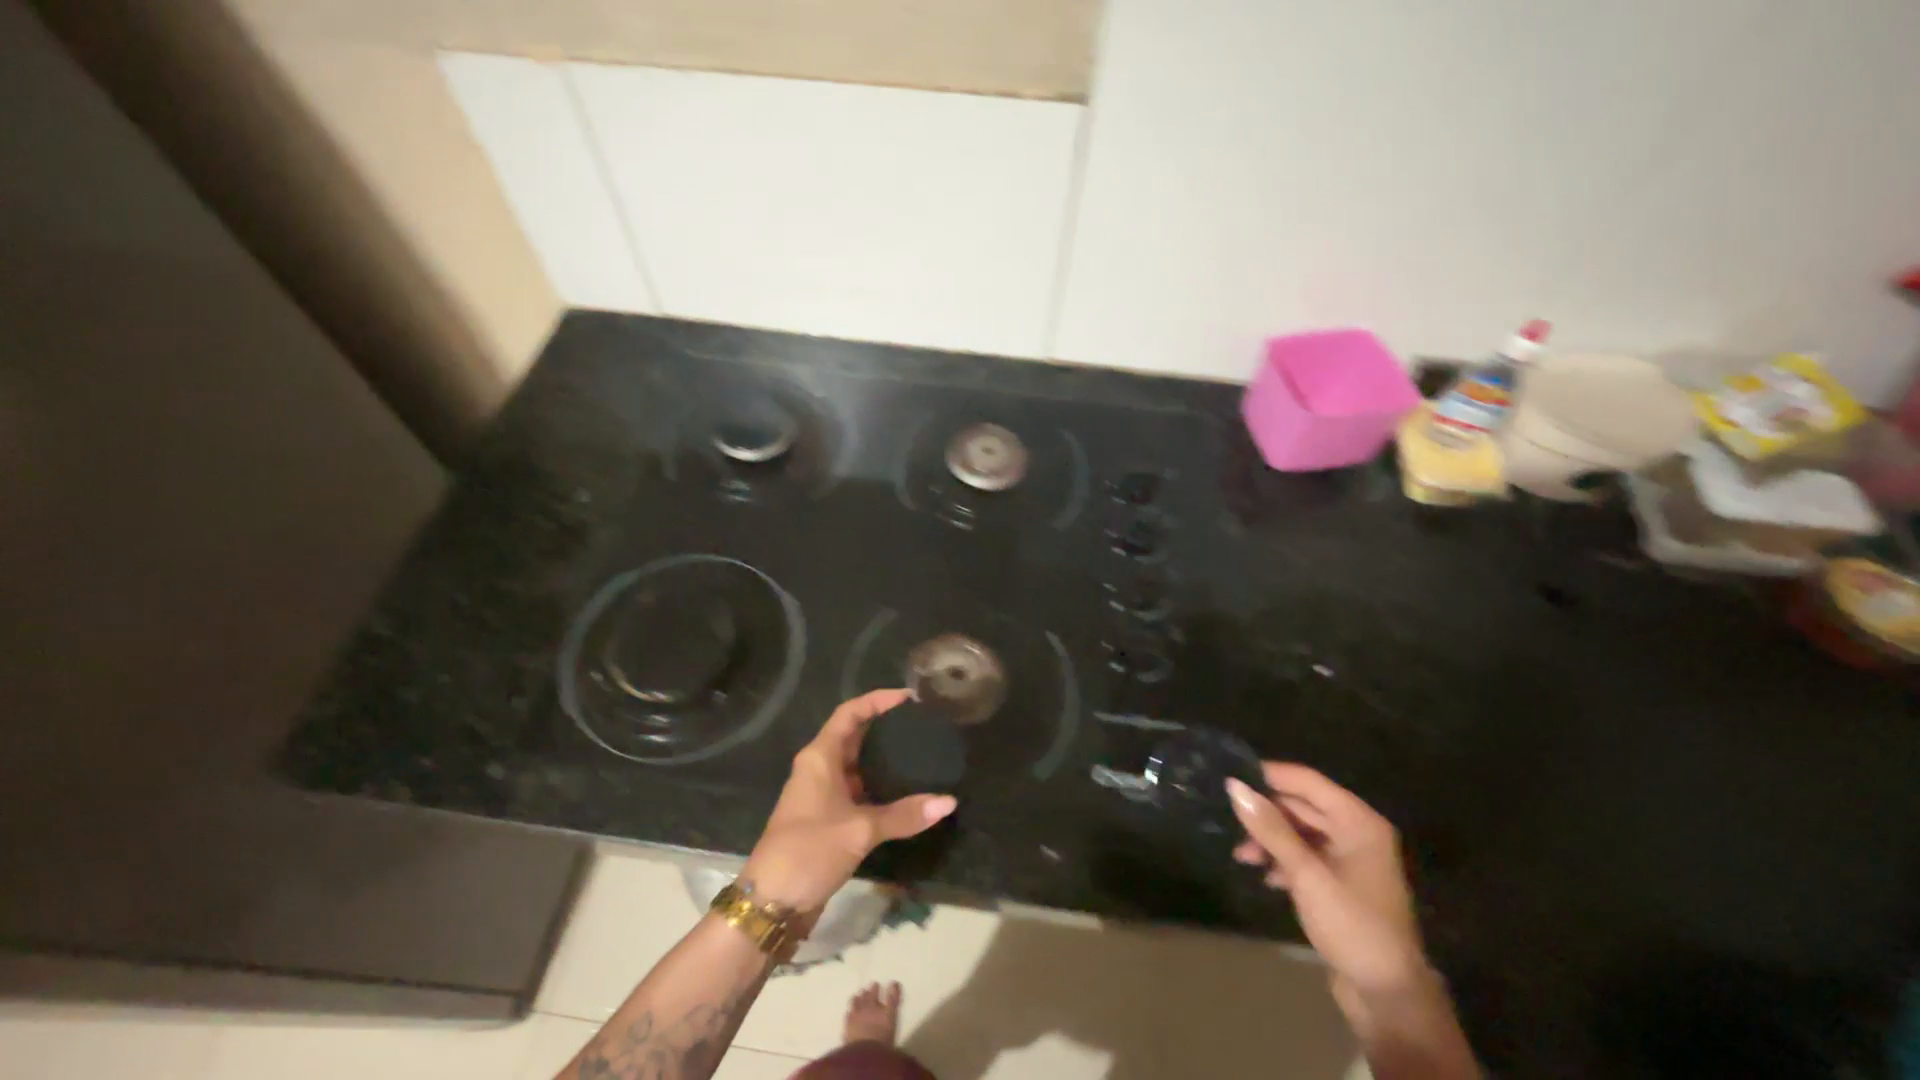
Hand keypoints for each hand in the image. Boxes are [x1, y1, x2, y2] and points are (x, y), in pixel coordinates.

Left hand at [742, 689, 956, 911]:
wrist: (772, 901)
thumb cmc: (808, 851)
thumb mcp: (860, 830)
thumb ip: (904, 814)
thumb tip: (949, 801)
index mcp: (819, 758)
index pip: (849, 714)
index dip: (877, 701)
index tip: (909, 698)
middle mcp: (820, 769)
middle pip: (855, 737)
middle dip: (886, 729)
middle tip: (924, 726)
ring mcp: (823, 796)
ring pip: (858, 766)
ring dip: (885, 761)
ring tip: (922, 755)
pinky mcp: (829, 820)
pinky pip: (859, 792)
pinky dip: (881, 788)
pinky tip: (907, 794)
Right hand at [1226, 765, 1428, 999]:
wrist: (1387, 991)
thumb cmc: (1352, 924)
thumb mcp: (1307, 874)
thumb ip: (1271, 830)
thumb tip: (1235, 787)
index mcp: (1358, 822)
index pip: (1307, 781)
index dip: (1269, 775)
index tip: (1229, 776)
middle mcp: (1357, 833)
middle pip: (1303, 807)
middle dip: (1266, 814)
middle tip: (1228, 822)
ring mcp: (1350, 860)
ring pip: (1301, 834)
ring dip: (1271, 841)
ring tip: (1243, 858)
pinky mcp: (1341, 884)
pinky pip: (1306, 858)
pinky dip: (1284, 862)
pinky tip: (1267, 878)